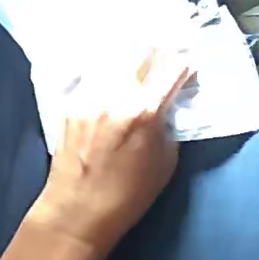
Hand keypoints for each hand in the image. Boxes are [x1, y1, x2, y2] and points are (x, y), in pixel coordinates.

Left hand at [28, 48, 192, 259]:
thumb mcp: (166, 160)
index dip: (186, 63)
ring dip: (131, 52)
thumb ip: (169, 123)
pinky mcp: (69, 99)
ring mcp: (88, 94)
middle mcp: (114, 95)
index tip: (189, 67)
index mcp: (144, 112)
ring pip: (114, 54)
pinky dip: (107, 66)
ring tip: (139, 51)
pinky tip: (111, 67)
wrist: (76, 210)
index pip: (172, 68)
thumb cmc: (129, 194)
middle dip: (159, 49)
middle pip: (142, 51)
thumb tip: (170, 101)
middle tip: (168, 50)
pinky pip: (92, 70)